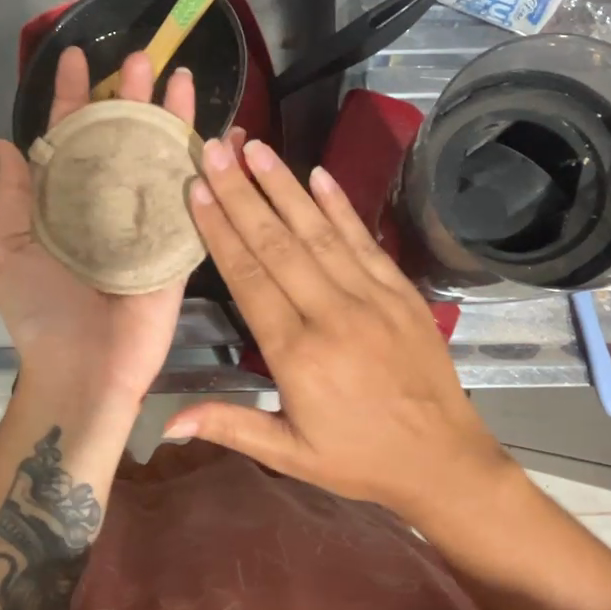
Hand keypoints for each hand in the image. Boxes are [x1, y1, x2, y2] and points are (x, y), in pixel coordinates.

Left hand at [0, 48, 198, 407]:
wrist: (83, 370)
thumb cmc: (39, 313)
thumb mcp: (6, 249)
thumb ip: (12, 195)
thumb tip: (7, 142)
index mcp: (62, 202)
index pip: (70, 137)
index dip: (73, 98)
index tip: (75, 57)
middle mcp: (106, 204)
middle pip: (122, 138)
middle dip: (130, 95)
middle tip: (142, 56)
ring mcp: (146, 223)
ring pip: (160, 158)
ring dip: (171, 117)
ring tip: (181, 76)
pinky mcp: (179, 245)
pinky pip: (196, 201)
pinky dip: (210, 168)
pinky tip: (222, 135)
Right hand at [162, 137, 515, 520]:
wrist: (443, 461)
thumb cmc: (359, 460)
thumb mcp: (290, 453)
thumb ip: (230, 426)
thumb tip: (166, 422)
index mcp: (298, 353)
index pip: (250, 277)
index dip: (221, 230)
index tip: (198, 190)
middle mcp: (333, 314)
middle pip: (278, 243)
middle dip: (242, 193)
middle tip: (215, 148)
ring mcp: (372, 298)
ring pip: (319, 232)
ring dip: (284, 187)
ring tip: (255, 149)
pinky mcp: (402, 293)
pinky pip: (365, 241)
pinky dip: (340, 206)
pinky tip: (318, 176)